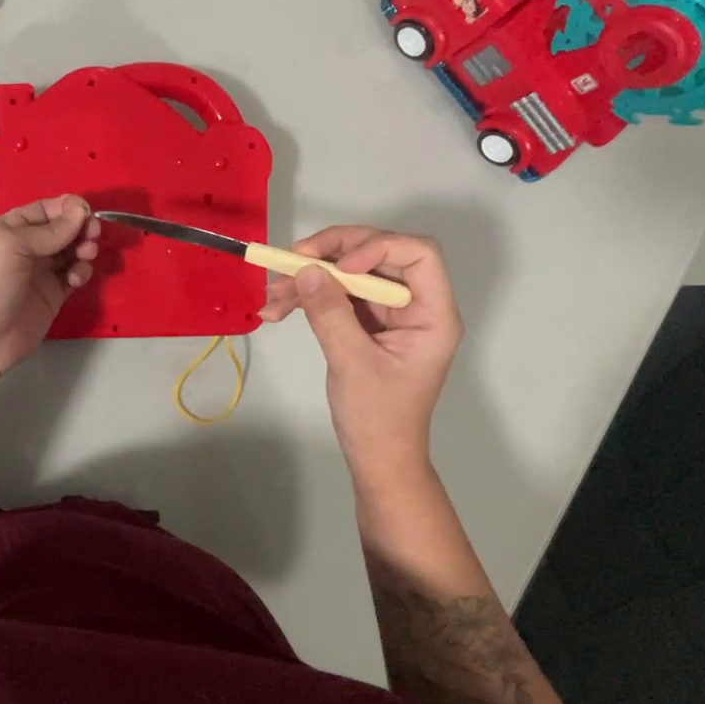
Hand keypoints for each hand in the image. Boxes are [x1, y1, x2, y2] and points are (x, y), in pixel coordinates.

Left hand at [0, 195, 101, 379]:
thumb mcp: (12, 246)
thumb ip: (49, 230)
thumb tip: (81, 210)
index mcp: (9, 229)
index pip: (44, 209)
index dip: (67, 207)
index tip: (87, 212)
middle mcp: (25, 247)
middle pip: (62, 228)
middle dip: (80, 227)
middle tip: (92, 235)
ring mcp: (40, 272)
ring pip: (71, 251)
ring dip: (83, 248)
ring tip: (85, 255)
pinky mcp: (53, 295)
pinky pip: (74, 275)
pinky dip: (81, 272)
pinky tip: (75, 280)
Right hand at [259, 227, 462, 477]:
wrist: (376, 456)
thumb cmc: (378, 417)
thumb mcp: (352, 364)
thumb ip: (331, 314)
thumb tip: (306, 271)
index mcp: (432, 313)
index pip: (417, 255)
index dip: (378, 247)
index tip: (338, 266)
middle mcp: (414, 306)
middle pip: (378, 256)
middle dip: (333, 254)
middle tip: (293, 258)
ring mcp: (387, 315)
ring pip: (350, 276)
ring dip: (309, 279)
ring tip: (272, 294)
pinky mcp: (363, 325)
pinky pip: (335, 297)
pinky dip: (306, 299)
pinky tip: (276, 310)